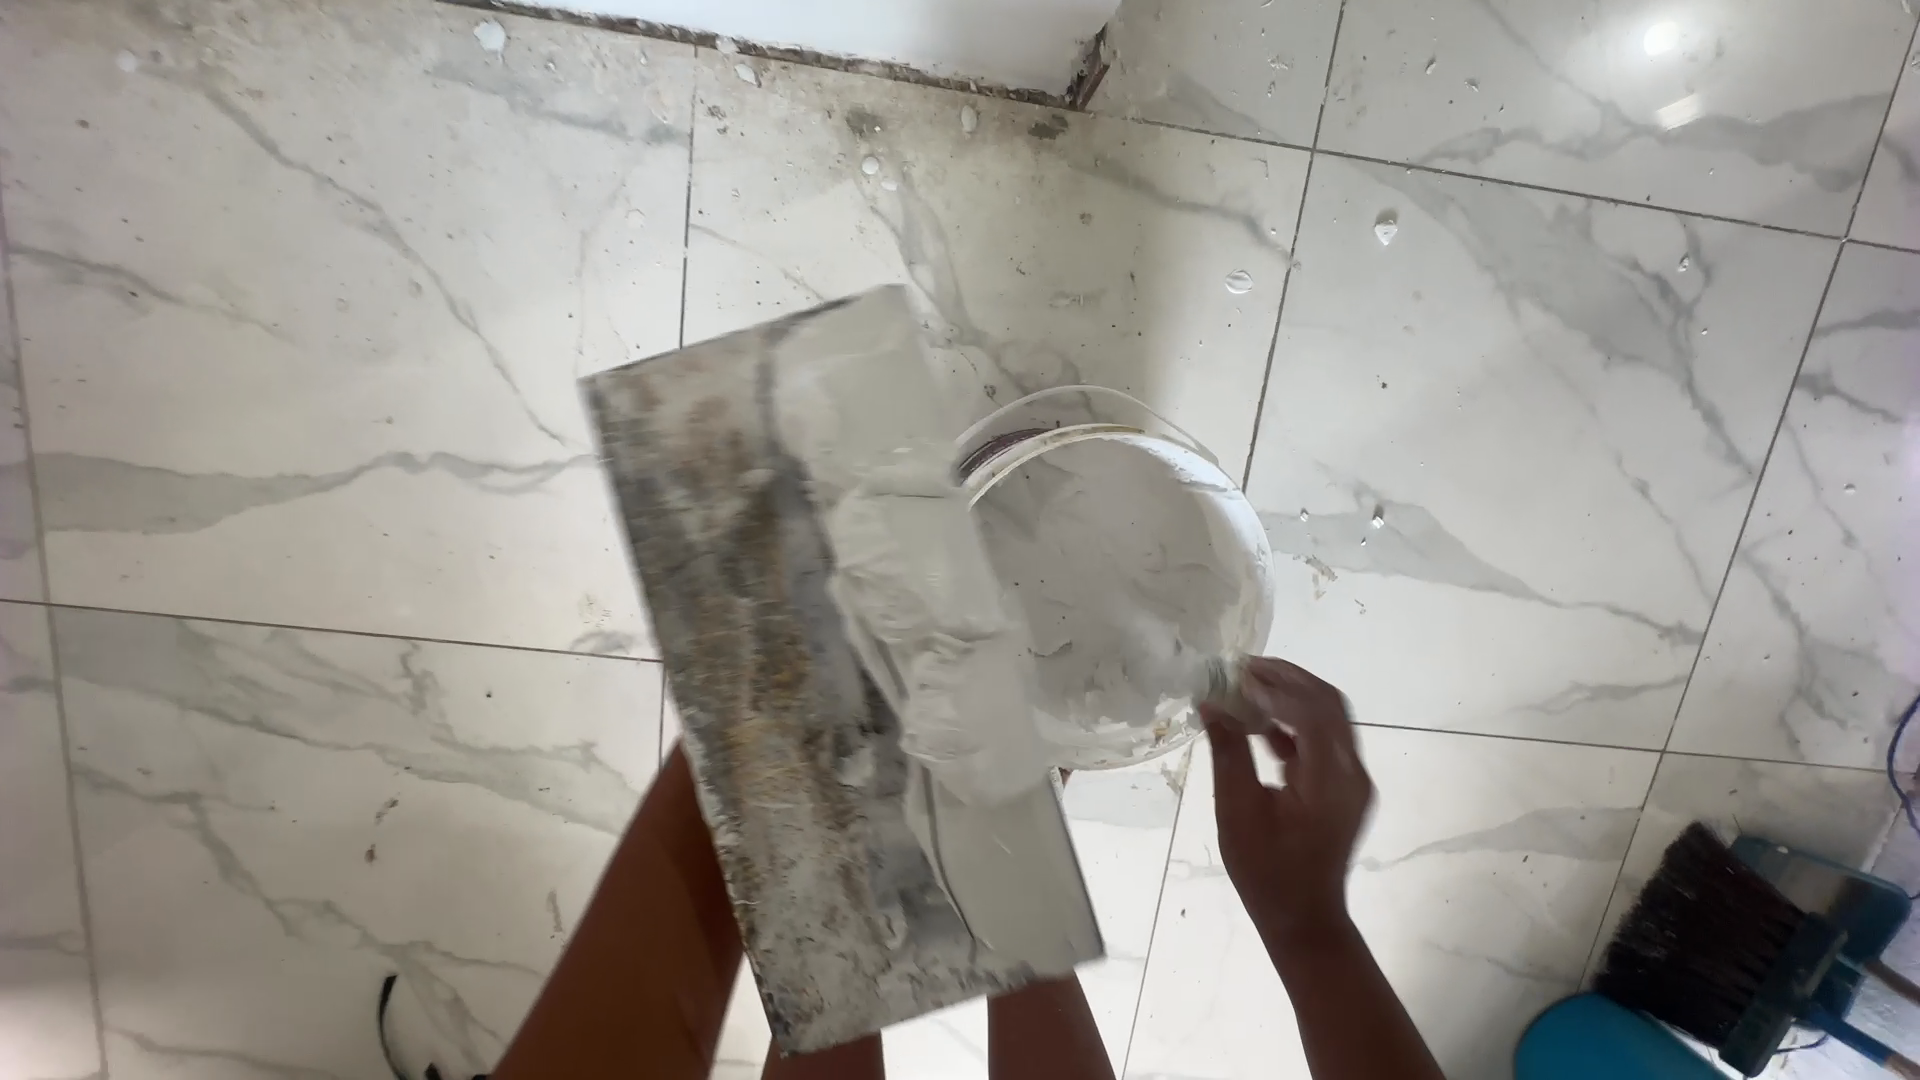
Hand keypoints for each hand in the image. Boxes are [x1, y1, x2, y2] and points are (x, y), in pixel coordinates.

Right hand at [1199, 657, 1372, 951]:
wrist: (1304, 920)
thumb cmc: (1267, 871)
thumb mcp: (1237, 811)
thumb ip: (1227, 752)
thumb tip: (1211, 705)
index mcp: (1330, 780)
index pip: (1311, 713)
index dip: (1273, 688)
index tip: (1235, 677)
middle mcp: (1352, 773)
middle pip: (1329, 704)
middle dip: (1288, 678)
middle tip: (1244, 666)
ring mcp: (1352, 781)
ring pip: (1330, 717)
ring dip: (1291, 696)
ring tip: (1247, 686)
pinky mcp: (1343, 789)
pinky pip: (1324, 739)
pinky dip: (1294, 721)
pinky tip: (1259, 724)